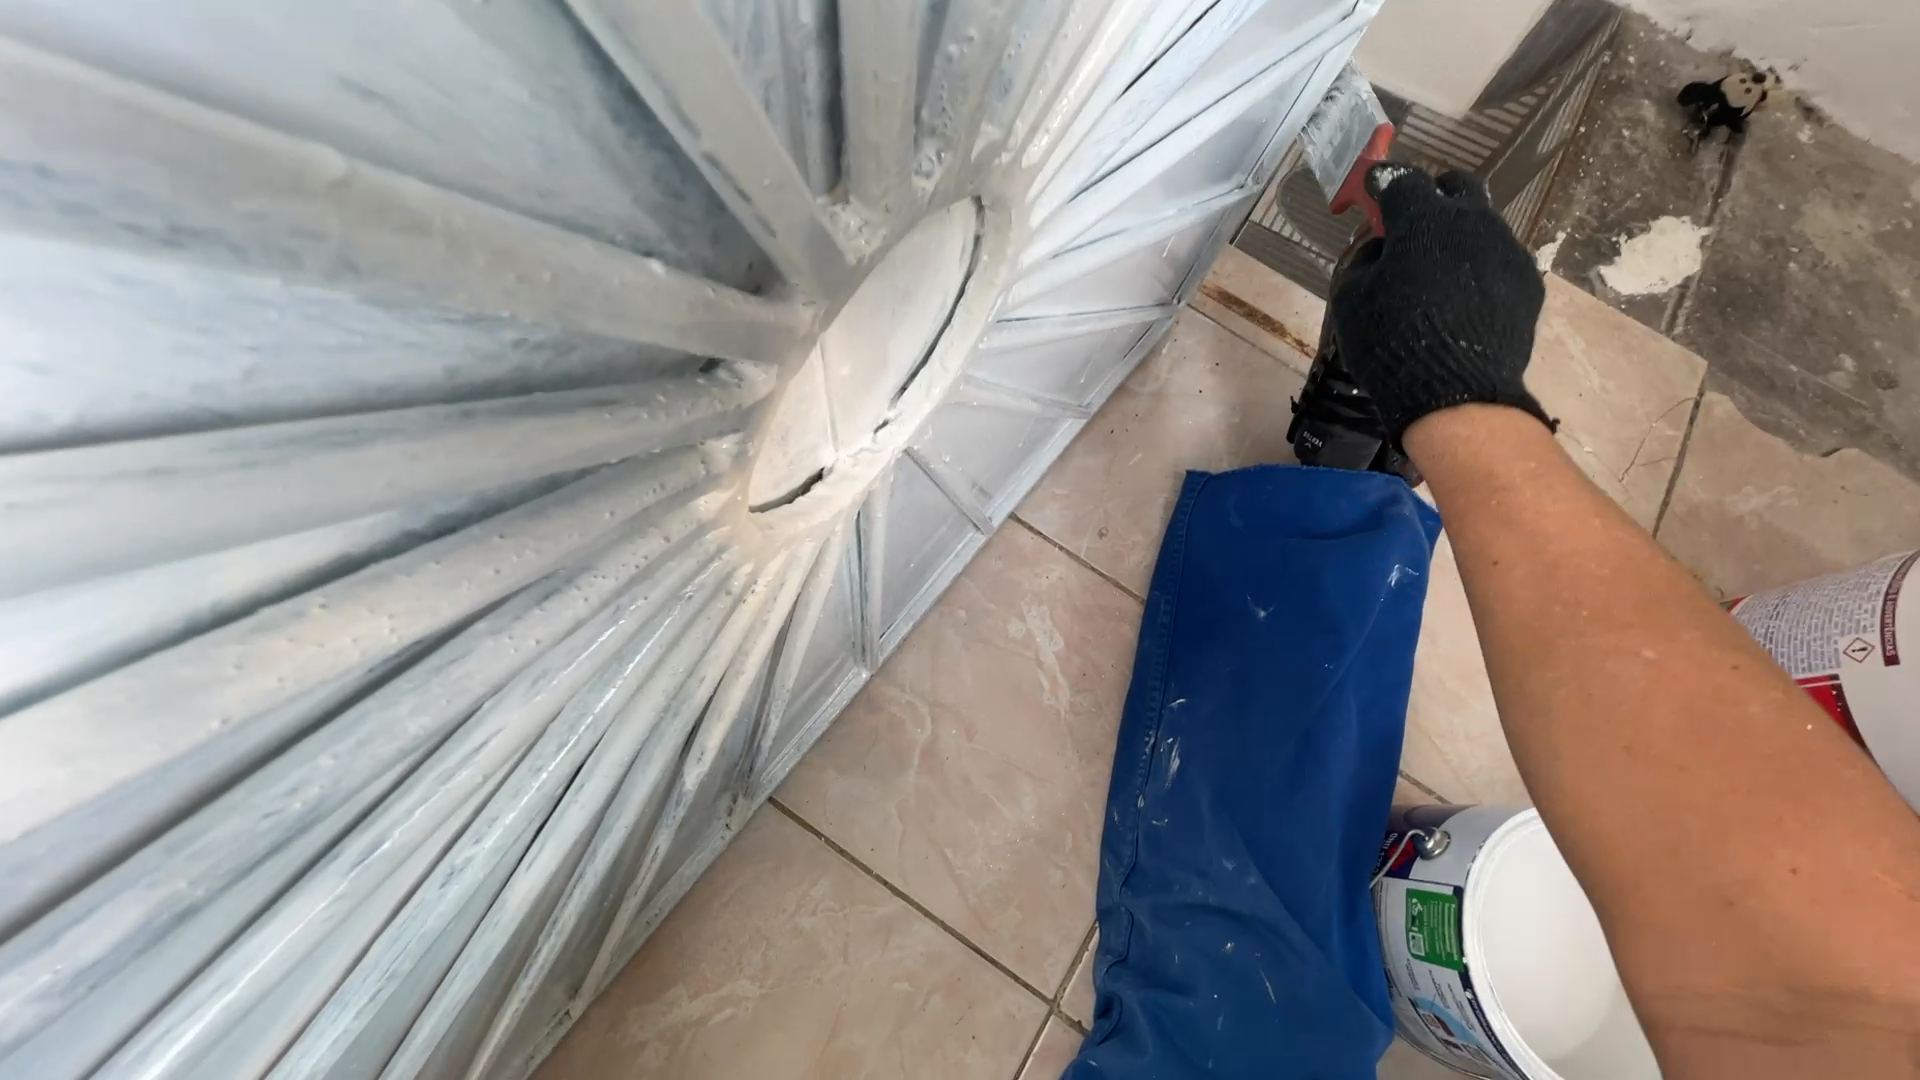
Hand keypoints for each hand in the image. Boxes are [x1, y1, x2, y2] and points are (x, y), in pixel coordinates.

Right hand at [1329, 165, 1550, 444]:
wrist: (1454, 391)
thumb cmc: (1389, 342)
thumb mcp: (1350, 302)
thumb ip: (1363, 263)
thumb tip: (1382, 248)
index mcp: (1424, 221)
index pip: (1403, 182)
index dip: (1385, 183)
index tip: (1374, 188)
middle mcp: (1473, 222)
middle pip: (1457, 186)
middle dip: (1434, 194)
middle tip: (1414, 219)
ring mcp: (1507, 251)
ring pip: (1480, 225)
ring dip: (1456, 236)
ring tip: (1437, 272)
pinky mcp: (1526, 282)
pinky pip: (1496, 262)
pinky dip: (1475, 270)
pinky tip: (1460, 303)